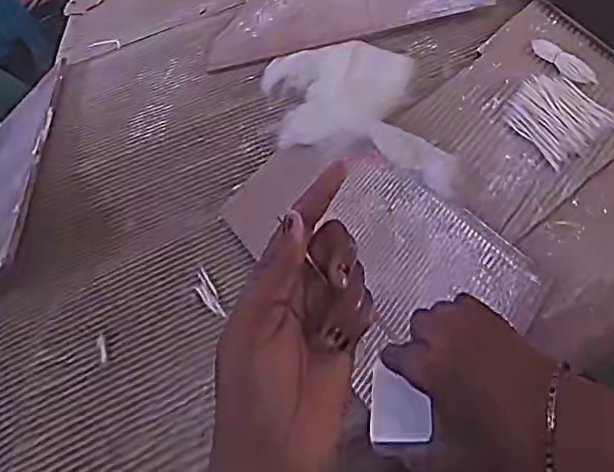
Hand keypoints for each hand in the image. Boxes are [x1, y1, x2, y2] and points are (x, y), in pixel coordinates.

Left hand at [212, 162, 372, 471]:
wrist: (276, 454)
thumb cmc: (250, 392)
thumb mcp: (255, 324)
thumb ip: (278, 269)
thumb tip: (296, 217)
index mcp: (270, 281)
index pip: (296, 226)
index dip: (317, 197)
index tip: (338, 170)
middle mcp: (298, 290)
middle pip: (330, 242)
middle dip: (336, 252)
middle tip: (332, 279)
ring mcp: (324, 313)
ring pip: (350, 270)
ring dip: (346, 290)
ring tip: (331, 323)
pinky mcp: (347, 337)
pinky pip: (363, 304)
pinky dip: (357, 315)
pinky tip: (341, 339)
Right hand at [379, 294, 556, 469]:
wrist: (551, 422)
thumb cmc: (503, 440)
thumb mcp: (450, 455)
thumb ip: (417, 449)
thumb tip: (401, 450)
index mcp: (428, 365)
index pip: (395, 353)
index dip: (394, 362)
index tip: (396, 368)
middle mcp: (444, 335)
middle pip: (417, 323)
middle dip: (418, 341)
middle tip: (427, 363)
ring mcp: (469, 320)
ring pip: (440, 310)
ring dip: (439, 326)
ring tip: (447, 348)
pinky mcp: (491, 315)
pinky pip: (463, 304)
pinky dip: (461, 316)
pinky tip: (468, 335)